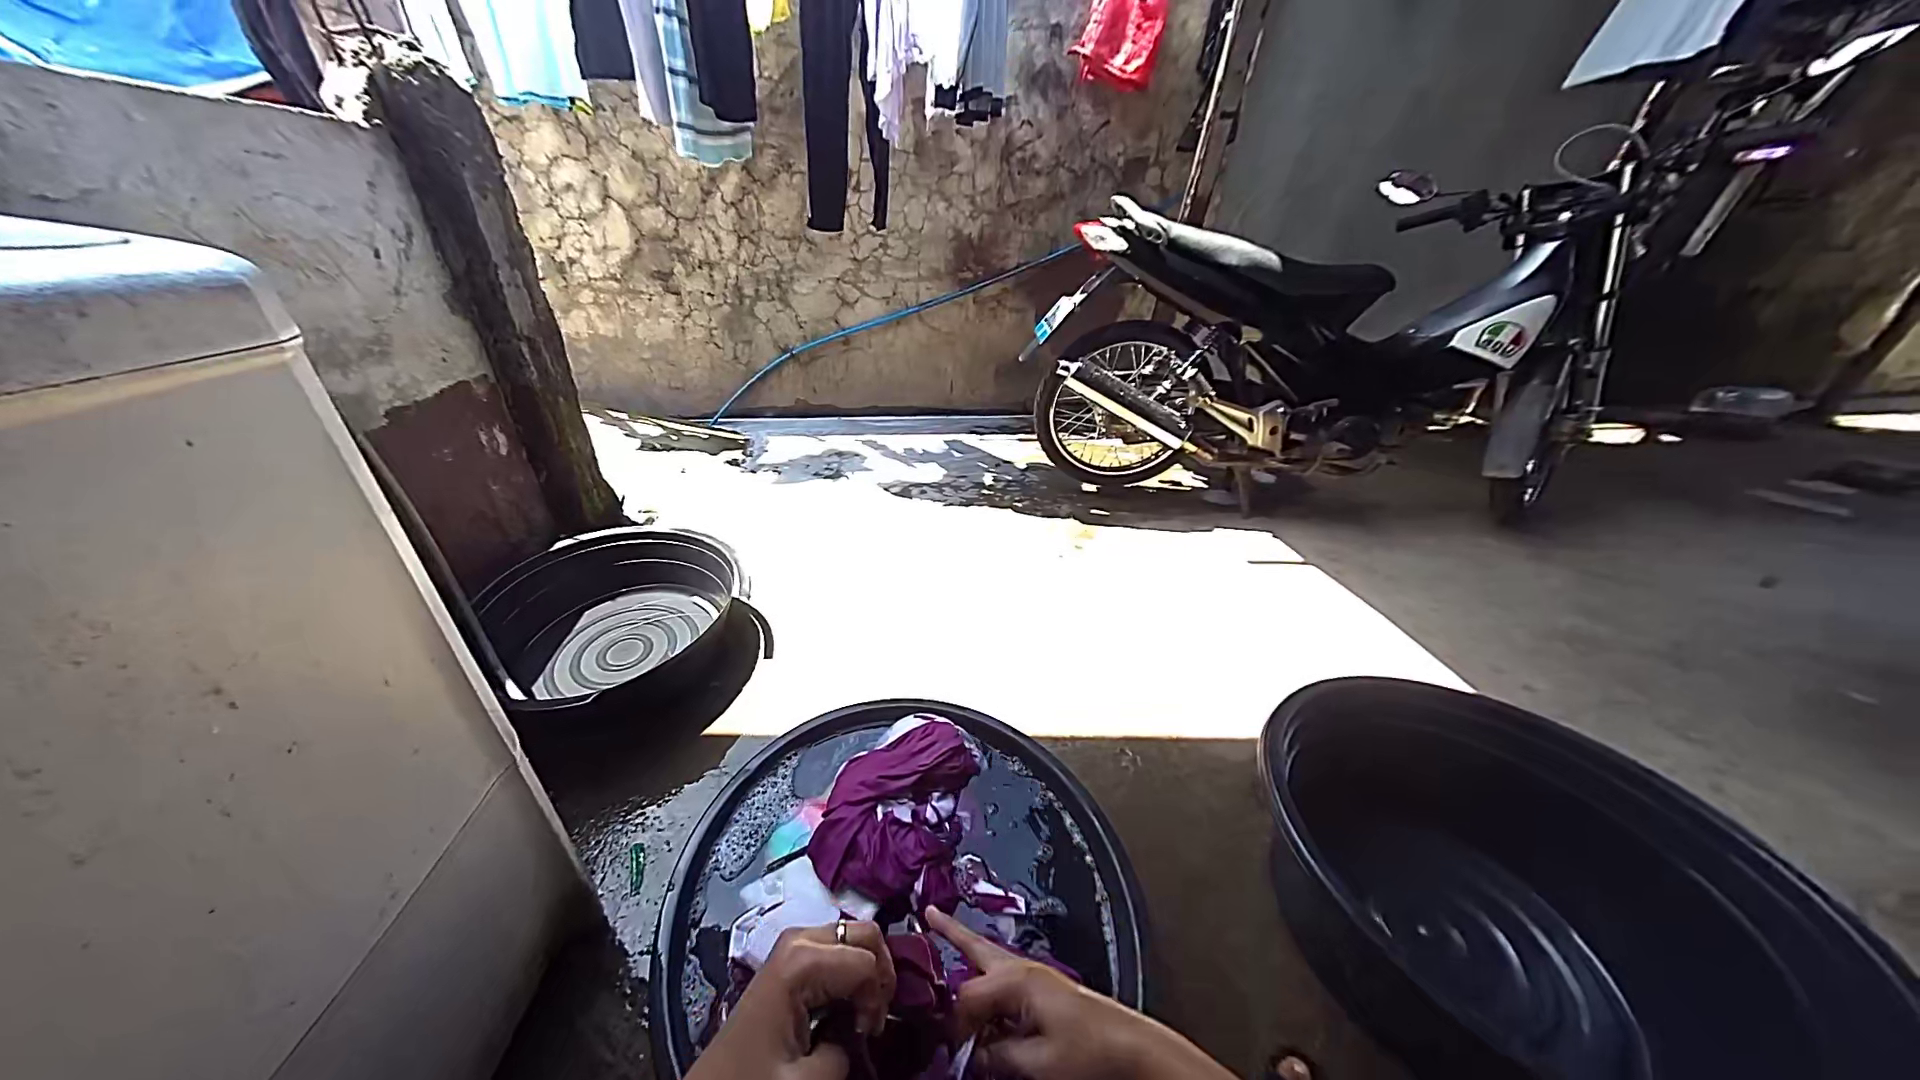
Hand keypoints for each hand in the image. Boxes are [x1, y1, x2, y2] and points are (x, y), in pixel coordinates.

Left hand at [687, 921, 896, 1079]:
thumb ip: (844, 1050)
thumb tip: (854, 1032)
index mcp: (801, 961)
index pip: (866, 962)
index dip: (877, 999)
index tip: (868, 1035)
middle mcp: (799, 939)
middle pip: (864, 933)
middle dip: (879, 971)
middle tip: (874, 1016)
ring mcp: (794, 944)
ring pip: (853, 936)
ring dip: (866, 970)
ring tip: (860, 1013)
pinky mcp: (791, 958)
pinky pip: (836, 949)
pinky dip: (850, 970)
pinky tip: (844, 1004)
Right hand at [928, 907, 1236, 1079]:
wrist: (1129, 1045)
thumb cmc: (1089, 1050)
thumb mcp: (1038, 1062)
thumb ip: (998, 1056)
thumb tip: (971, 1055)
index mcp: (1016, 981)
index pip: (967, 998)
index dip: (955, 1026)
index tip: (954, 1050)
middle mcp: (1020, 969)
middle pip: (975, 946)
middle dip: (950, 931)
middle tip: (928, 915)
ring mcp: (1031, 974)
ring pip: (987, 955)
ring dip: (964, 947)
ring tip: (942, 929)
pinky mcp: (1040, 986)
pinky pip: (1001, 974)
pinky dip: (983, 972)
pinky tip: (976, 979)